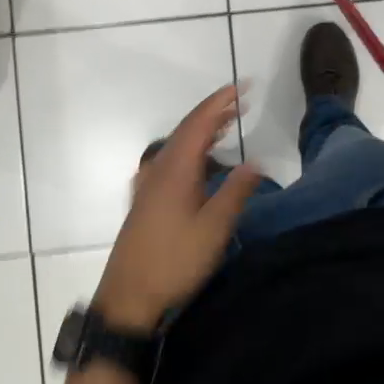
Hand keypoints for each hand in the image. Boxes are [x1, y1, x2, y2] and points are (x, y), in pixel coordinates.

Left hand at [94, 85, 260, 330]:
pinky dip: (191, 150)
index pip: (199, 123)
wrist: (128, 296)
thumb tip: (256, 162)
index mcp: (175, 169)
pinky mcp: (145, 200)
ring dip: (203, 132)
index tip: (244, 87)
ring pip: (178, 146)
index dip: (221, 102)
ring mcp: (148, 184)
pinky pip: (171, 160)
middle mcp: (158, 169)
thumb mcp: (214, 229)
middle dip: (214, 113)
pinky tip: (200, 162)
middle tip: (242, 103)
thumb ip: (236, 192)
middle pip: (187, 130)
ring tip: (228, 125)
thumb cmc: (174, 262)